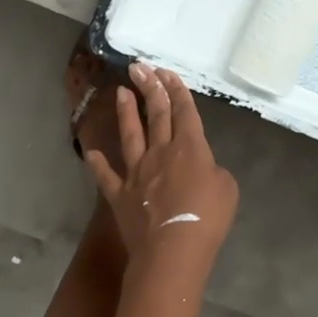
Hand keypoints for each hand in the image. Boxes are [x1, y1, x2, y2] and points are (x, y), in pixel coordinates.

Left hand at [84, 62, 238, 273]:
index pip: (183, 111)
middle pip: (156, 114)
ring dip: (126, 112)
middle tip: (140, 67)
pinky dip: (98, 163)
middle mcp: (160, 152)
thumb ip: (212, 170)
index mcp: (189, 147)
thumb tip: (200, 167)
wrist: (172, 249)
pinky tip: (91, 152)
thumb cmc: (207, 218)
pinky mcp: (120, 193)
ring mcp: (136, 172)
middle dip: (150, 88)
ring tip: (121, 92)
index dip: (176, 89)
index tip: (167, 72)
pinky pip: (106, 175)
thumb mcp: (226, 188)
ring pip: (130, 135)